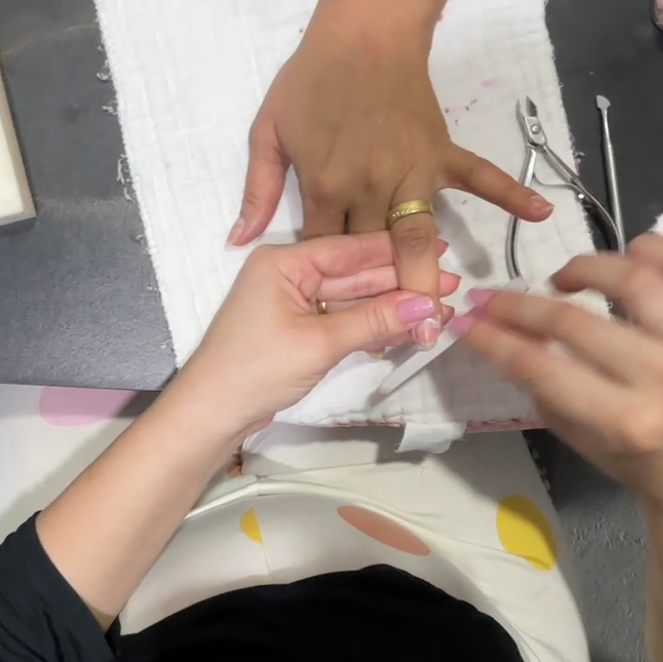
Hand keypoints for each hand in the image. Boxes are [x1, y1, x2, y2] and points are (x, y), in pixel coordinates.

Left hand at [167, 233, 460, 437]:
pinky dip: (369, 325)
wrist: (213, 412)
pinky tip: (404, 327)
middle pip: (354, 274)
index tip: (439, 250)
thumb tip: (425, 306)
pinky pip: (340, 319)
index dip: (396, 252)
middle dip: (400, 284)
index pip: (350, 249)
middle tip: (449, 286)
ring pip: (351, 299)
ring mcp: (292, 302)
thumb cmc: (256, 369)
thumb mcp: (319, 343)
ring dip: (390, 307)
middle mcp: (288, 274)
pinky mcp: (296, 328)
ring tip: (437, 309)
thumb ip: (373, 321)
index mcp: (284, 262)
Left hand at [229, 26, 550, 345]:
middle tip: (406, 342)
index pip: (326, 253)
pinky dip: (507, 193)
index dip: (331, 290)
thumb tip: (238, 239)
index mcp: (324, 188)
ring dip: (430, 276)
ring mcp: (409, 171)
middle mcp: (369, 188)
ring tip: (444, 319)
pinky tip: (538, 214)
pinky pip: (477, 176)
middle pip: (376, 256)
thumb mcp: (267, 134)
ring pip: (420, 234)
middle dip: (388, 301)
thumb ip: (256, 192)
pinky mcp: (440, 153)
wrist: (360, 29)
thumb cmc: (309, 82)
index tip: (340, 327)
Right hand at [457, 234, 662, 507]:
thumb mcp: (573, 431)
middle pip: (576, 323)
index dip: (494, 340)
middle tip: (491, 297)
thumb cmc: (629, 456)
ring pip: (636, 280)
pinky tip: (627, 253)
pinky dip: (657, 247)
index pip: (542, 367)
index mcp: (627, 421)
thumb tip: (498, 329)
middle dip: (519, 306)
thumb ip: (539, 381)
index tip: (464, 321)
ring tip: (562, 279)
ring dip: (585, 266)